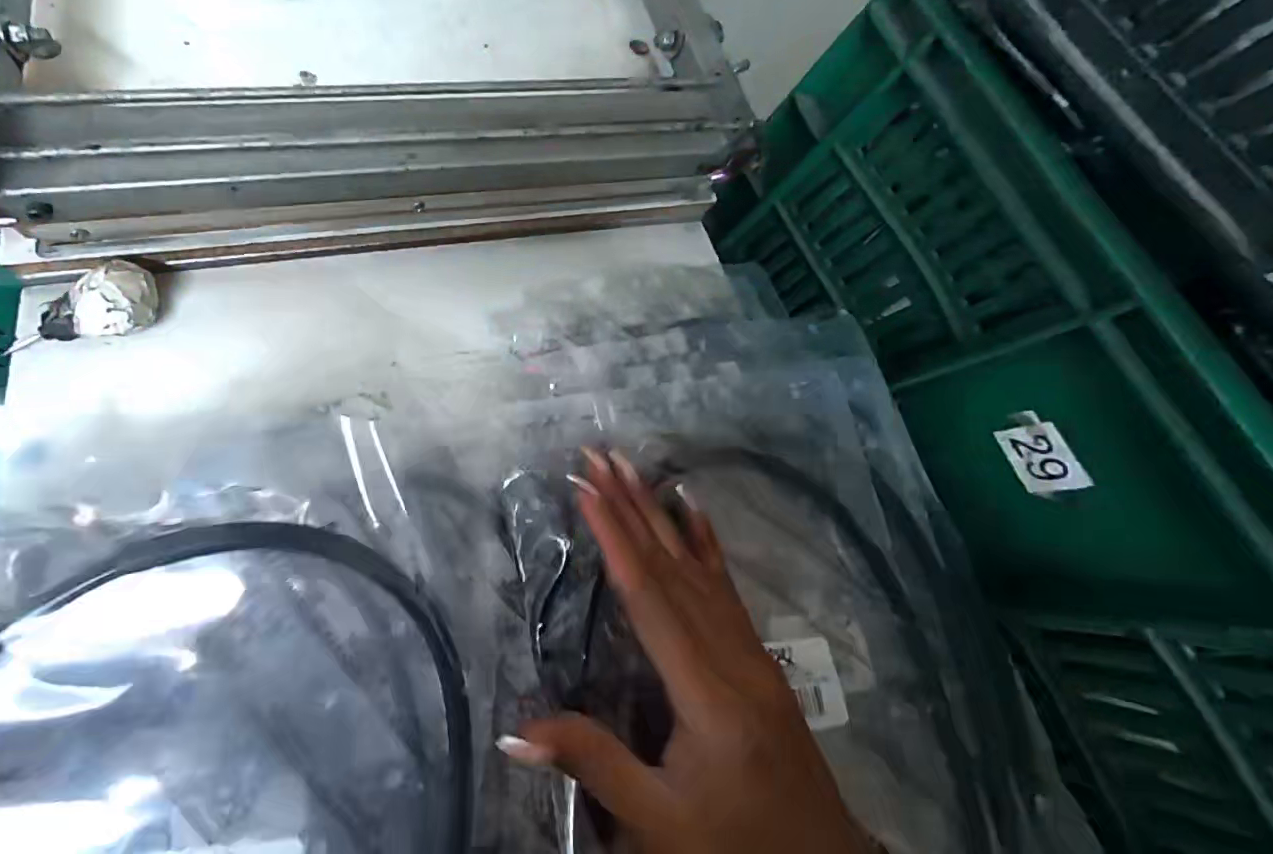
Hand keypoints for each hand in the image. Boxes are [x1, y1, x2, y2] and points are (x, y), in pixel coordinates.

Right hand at [500, 448, 877, 853]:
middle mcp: (730, 653)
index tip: (584, 489)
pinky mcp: (756, 653)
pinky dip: (705, 540)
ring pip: (697, 566)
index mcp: (705, 689)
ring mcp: (749, 648)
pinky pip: (725, 585)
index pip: (648, 596)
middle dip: (631, 505)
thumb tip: (515, 730)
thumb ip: (592, 762)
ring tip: (631, 467)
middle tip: (598, 456)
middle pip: (671, 566)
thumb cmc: (736, 844)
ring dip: (659, 512)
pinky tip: (693, 506)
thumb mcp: (659, 819)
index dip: (614, 537)